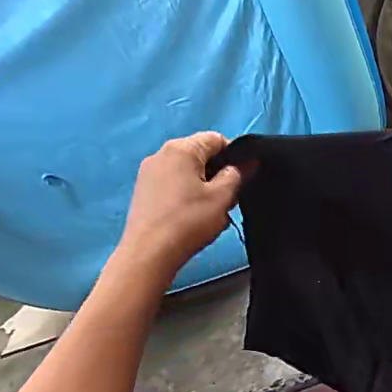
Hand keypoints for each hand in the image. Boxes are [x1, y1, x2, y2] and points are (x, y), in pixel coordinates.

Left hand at [112, 132, 242, 280]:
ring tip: (213, 207)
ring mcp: (149, 172)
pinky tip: (194, 213)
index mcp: (181, 149)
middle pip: (201, 153)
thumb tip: (247, 162)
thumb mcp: (223, 197)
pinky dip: (189, 191)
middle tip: (231, 196)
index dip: (235, 155)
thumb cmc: (189, 220)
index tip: (244, 177)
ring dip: (205, 183)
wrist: (149, 253)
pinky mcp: (144, 189)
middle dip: (220, 170)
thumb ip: (238, 174)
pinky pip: (175, 181)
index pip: (217, 139)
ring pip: (188, 169)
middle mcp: (161, 154)